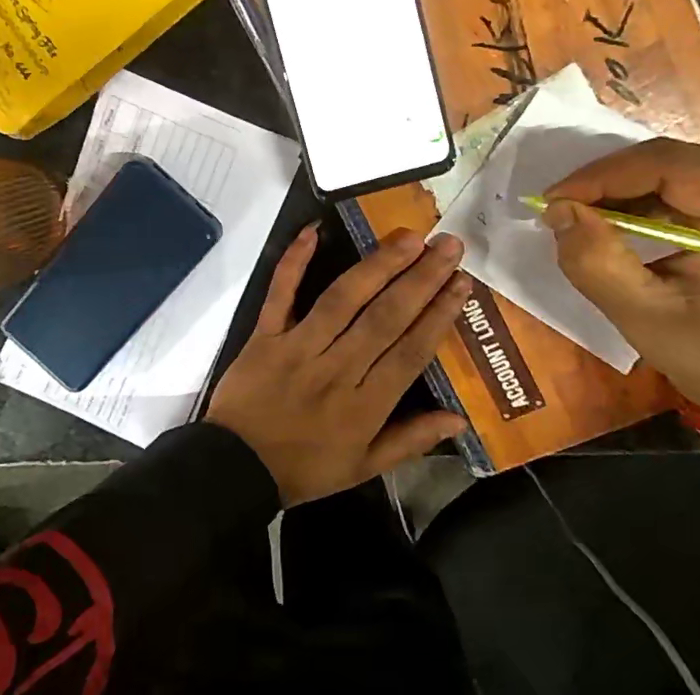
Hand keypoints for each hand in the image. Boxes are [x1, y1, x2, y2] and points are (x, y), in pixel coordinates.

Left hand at [206, 226, 470, 506]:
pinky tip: (312, 231)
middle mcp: (336, 369)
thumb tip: (459, 418)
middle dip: (421, 279)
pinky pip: (281, 293)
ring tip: (407, 237)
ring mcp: (298, 347)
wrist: (237, 465)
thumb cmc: (304, 467)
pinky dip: (294, 261)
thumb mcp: (363, 467)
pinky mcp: (265, 334)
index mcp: (365, 405)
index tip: (462, 283)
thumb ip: (410, 441)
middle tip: (447, 246)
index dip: (439, 315)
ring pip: (343, 300)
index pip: (410, 352)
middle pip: (385, 318)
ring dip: (378, 265)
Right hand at [542, 138, 699, 413]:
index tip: (554, 198)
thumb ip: (596, 262)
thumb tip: (559, 210)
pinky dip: (649, 191)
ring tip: (586, 209)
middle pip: (677, 158)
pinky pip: (695, 177)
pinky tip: (622, 215)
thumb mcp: (640, 316)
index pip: (674, 167)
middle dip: (611, 177)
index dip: (605, 174)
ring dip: (626, 182)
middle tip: (565, 204)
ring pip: (682, 162)